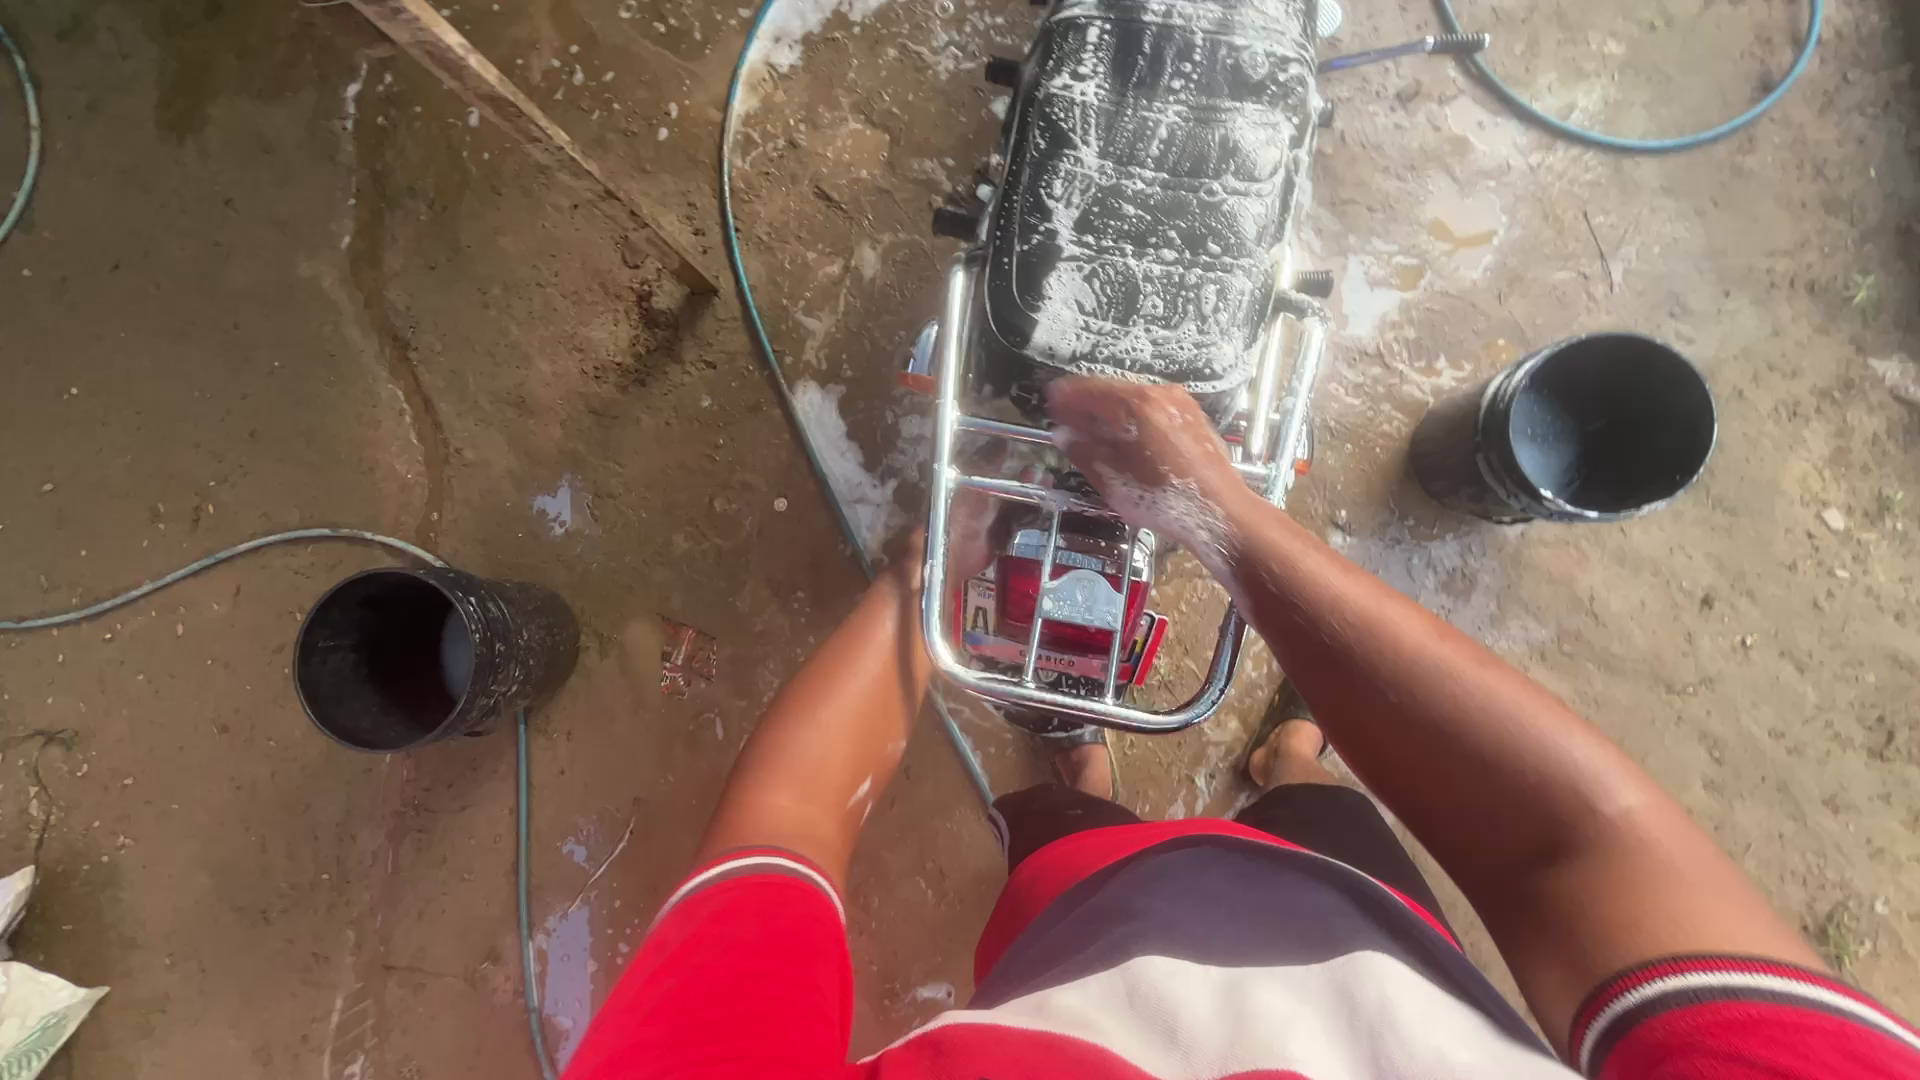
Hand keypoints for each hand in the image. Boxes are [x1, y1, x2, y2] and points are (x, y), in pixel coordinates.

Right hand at [1045, 377, 1249, 563]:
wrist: (1220, 511)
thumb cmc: (1163, 499)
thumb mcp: (1112, 481)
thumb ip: (1084, 452)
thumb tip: (1064, 435)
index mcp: (1135, 405)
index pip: (1089, 389)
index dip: (1065, 396)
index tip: (1050, 401)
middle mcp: (1159, 395)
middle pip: (1113, 391)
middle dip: (1087, 405)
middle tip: (1067, 419)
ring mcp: (1181, 405)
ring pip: (1134, 401)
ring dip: (1110, 413)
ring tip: (1093, 432)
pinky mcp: (1194, 419)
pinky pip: (1153, 410)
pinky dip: (1133, 419)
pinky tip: (1125, 439)